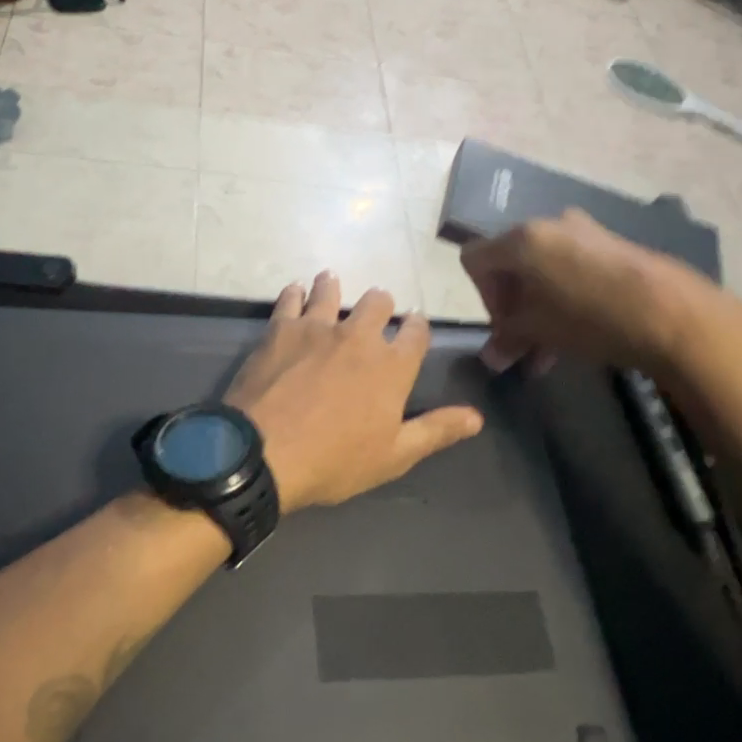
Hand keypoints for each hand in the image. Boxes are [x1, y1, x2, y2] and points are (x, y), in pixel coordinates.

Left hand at [224, 272, 483, 511]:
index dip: (417, 327)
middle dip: (381, 303)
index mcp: (392, 366)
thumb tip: (477, 416)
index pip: (416, 334)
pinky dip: (295, 293)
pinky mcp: (280, 329)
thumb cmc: (334, 460)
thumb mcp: (394, 456)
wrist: (264, 451)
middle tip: (377, 306)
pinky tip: (295, 290)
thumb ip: (435, 430)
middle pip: (377, 303)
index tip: (414, 325)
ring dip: (334, 286)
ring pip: (331, 292)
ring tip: (332, 281)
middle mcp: (359, 337)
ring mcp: (317, 328)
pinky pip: (290, 300)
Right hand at [459, 208, 730, 377]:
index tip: (505, 326)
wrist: (671, 313)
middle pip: (511, 263)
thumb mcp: (538, 331)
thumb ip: (507, 338)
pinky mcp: (613, 246)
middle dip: (512, 306)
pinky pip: (573, 268)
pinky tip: (580, 332)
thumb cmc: (589, 317)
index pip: (475, 259)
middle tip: (524, 342)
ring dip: (539, 306)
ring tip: (549, 349)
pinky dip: (565, 296)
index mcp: (522, 238)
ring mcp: (585, 232)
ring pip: (544, 270)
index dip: (482, 296)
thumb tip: (491, 357)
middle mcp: (550, 225)